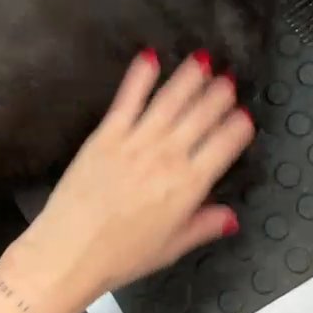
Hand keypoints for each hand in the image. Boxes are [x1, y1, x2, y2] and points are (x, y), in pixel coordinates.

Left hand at [3, 50, 253, 311]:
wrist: (69, 251)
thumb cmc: (118, 256)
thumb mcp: (171, 248)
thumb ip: (203, 226)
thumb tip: (229, 217)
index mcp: (188, 186)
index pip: (226, 144)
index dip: (239, 126)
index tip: (244, 117)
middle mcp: (167, 158)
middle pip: (202, 115)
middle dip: (219, 94)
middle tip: (228, 80)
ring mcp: (136, 142)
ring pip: (171, 100)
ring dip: (189, 78)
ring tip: (202, 61)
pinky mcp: (106, 135)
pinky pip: (128, 99)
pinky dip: (140, 76)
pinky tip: (150, 57)